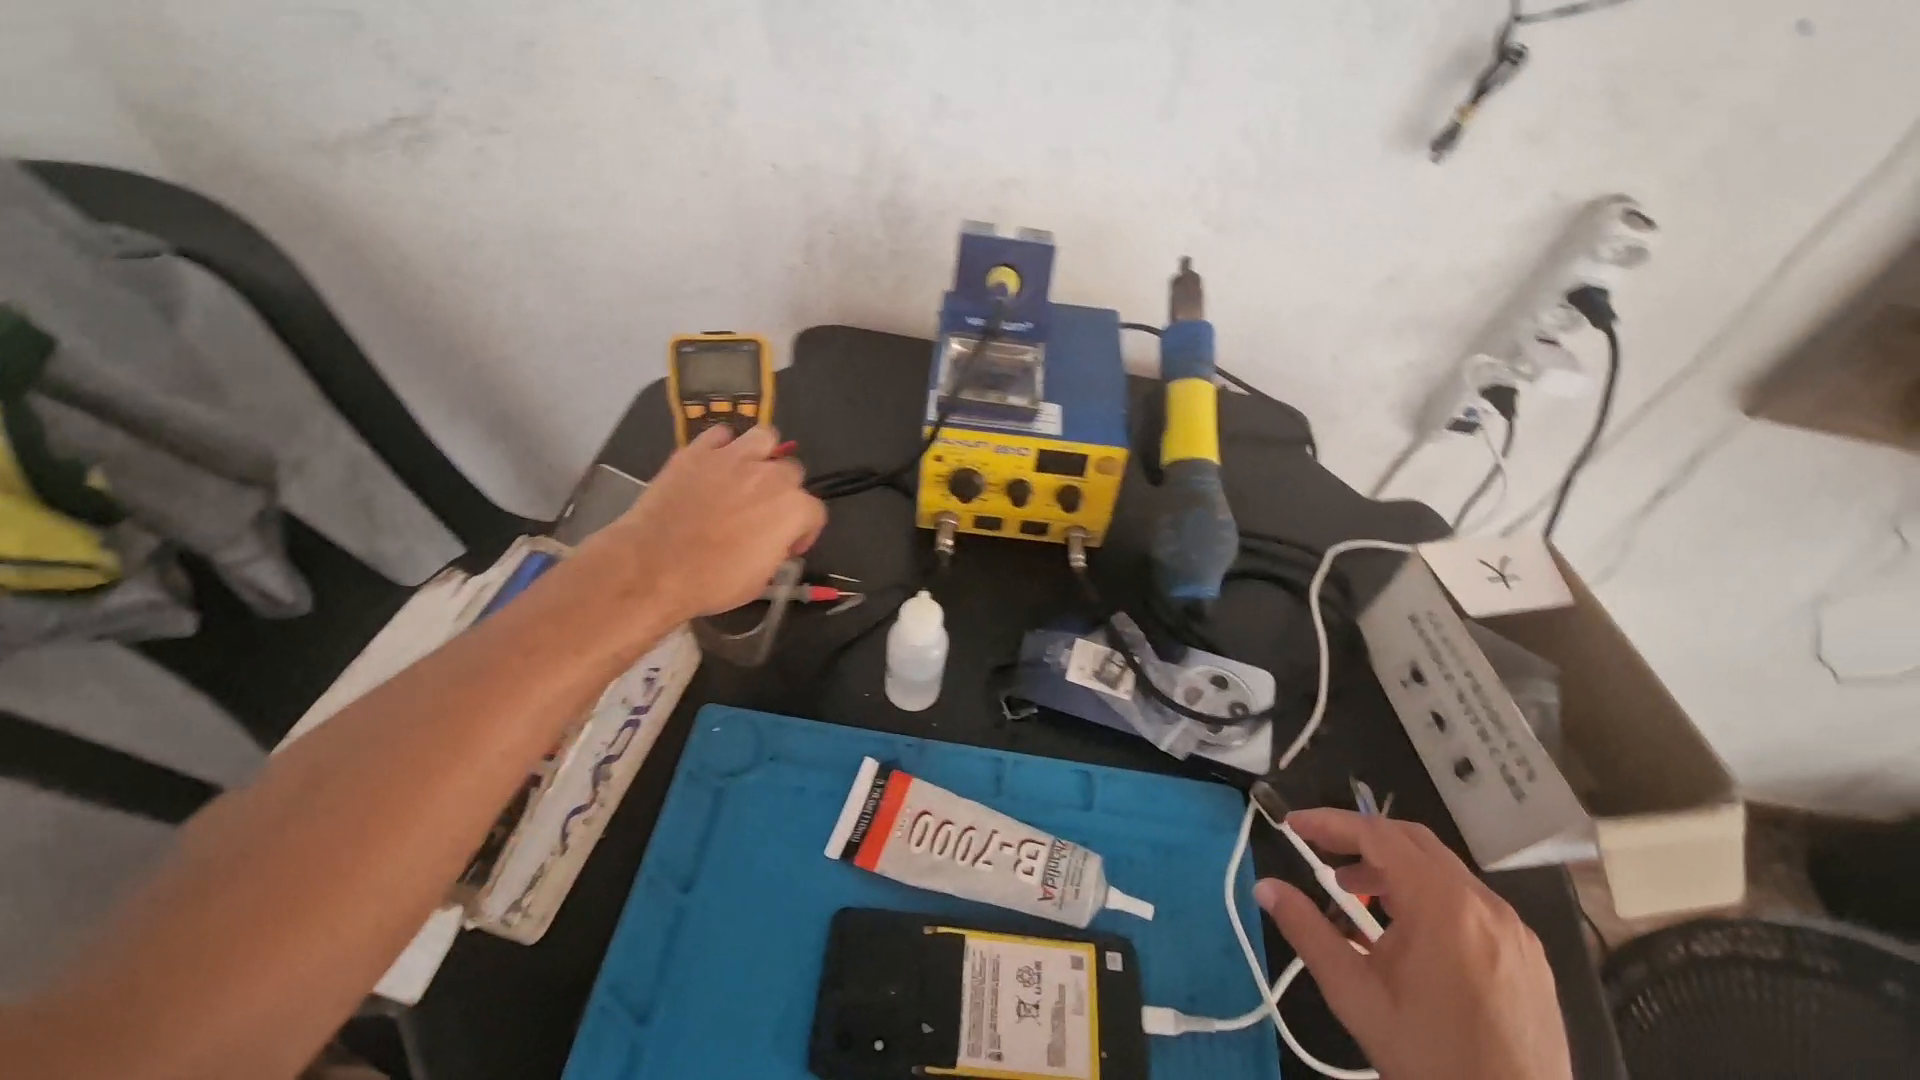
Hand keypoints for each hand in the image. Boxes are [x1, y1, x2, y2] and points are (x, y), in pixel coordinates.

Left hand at [588, 424, 825, 623]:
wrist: (653, 567)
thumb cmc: (712, 582)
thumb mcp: (760, 579)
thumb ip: (777, 549)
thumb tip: (775, 540)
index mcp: (792, 509)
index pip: (815, 512)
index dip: (805, 531)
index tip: (790, 545)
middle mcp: (770, 475)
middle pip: (792, 470)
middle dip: (784, 490)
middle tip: (765, 511)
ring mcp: (732, 458)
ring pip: (764, 437)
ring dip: (763, 454)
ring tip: (749, 473)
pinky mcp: (697, 451)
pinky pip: (720, 435)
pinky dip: (723, 446)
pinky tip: (715, 465)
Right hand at [1254, 809, 1571, 1079]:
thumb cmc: (1428, 1055)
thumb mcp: (1354, 994)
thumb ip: (1307, 931)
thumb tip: (1265, 888)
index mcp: (1440, 903)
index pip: (1377, 835)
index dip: (1330, 822)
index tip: (1292, 825)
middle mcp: (1483, 901)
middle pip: (1413, 841)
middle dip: (1361, 839)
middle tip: (1320, 856)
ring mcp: (1513, 927)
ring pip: (1445, 871)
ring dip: (1395, 869)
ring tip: (1357, 896)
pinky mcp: (1529, 952)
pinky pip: (1471, 901)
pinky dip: (1430, 896)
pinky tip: (1409, 935)